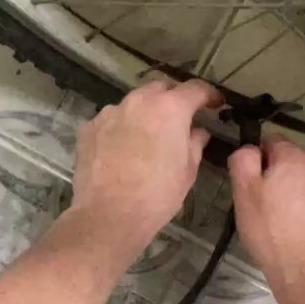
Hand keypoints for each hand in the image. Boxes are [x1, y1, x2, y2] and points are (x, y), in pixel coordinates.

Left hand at [64, 79, 221, 263]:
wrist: (108, 215)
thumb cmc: (157, 195)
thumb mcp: (187, 171)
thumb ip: (195, 143)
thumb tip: (199, 132)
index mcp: (169, 108)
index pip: (195, 88)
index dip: (208, 95)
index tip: (215, 104)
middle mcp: (138, 101)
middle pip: (160, 88)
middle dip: (173, 98)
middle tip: (180, 119)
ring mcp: (109, 112)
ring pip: (133, 103)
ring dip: (144, 113)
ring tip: (148, 136)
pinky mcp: (89, 128)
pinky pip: (111, 121)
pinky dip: (121, 128)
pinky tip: (122, 149)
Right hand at [228, 136, 304, 298]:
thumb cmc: (270, 229)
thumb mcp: (244, 191)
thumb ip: (243, 160)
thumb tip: (249, 149)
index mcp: (294, 158)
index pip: (272, 140)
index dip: (256, 156)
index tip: (247, 180)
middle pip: (287, 163)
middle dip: (271, 176)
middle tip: (255, 202)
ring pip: (299, 184)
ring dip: (285, 194)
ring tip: (272, 220)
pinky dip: (298, 211)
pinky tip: (288, 232)